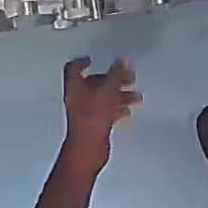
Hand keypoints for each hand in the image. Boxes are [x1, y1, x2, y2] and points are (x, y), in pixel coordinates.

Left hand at [60, 57, 140, 172]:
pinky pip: (106, 111)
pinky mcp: (94, 123)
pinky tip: (126, 110)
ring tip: (133, 95)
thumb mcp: (107, 91)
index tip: (90, 59)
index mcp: (75, 86)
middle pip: (93, 82)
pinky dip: (117, 108)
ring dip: (118, 94)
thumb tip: (123, 61)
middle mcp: (78, 98)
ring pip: (103, 97)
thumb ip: (116, 75)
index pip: (73, 68)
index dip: (82, 62)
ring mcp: (85, 111)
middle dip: (110, 79)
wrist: (88, 147)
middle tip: (124, 76)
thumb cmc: (90, 120)